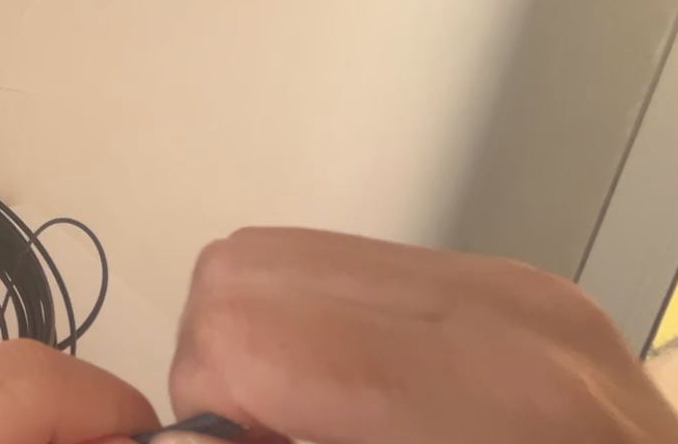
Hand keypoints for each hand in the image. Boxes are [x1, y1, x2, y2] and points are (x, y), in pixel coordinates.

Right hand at [163, 227, 677, 443]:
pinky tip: (335, 379)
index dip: (205, 398)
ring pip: (263, 252)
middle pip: (239, 276)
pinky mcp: (491, 275)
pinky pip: (316, 256)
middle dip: (216, 362)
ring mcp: (496, 280)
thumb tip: (181, 436)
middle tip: (258, 431)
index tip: (229, 443)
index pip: (248, 335)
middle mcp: (495, 310)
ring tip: (295, 407)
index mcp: (494, 398)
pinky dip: (291, 314)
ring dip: (247, 331)